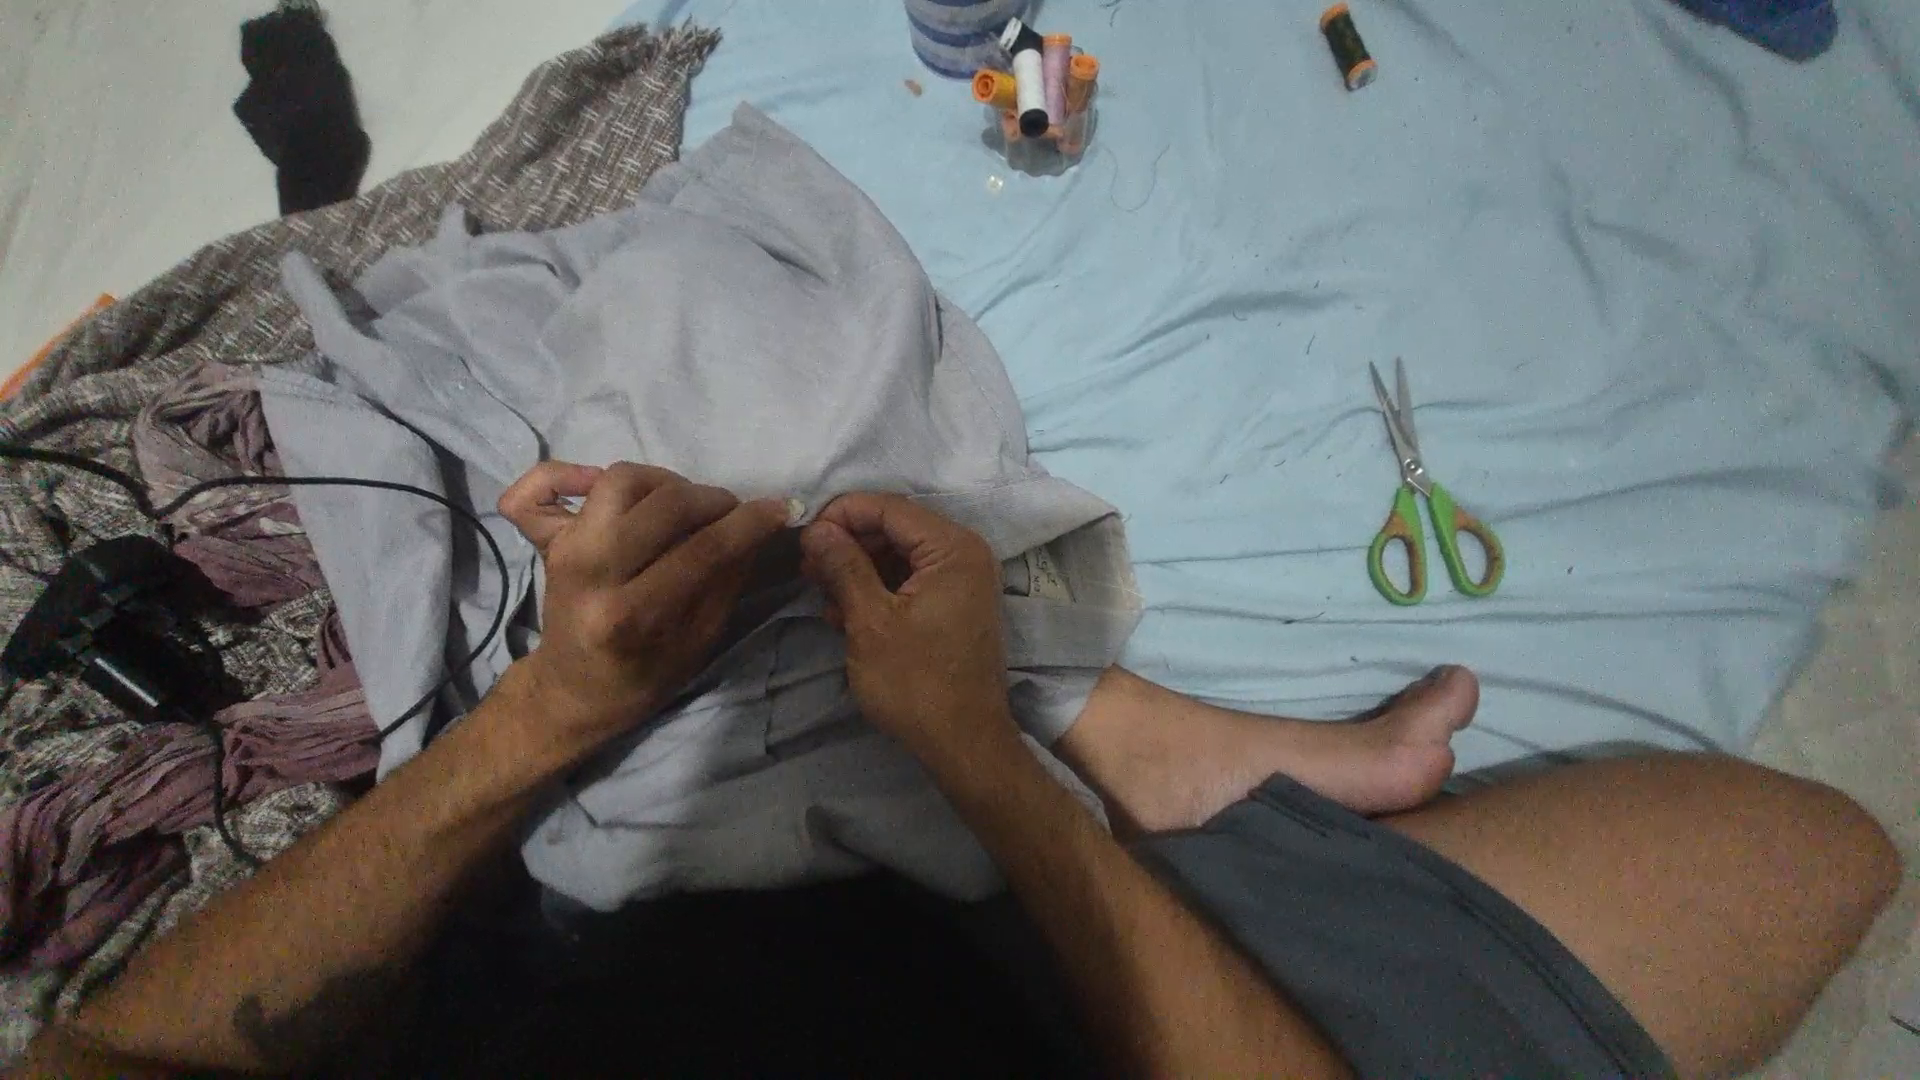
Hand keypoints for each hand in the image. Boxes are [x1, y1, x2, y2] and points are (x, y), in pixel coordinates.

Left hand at [497, 461, 787, 744]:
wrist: (574, 690)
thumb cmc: (645, 675)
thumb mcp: (700, 640)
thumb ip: (726, 580)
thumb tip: (757, 527)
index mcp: (632, 616)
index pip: (703, 549)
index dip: (750, 523)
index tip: (780, 509)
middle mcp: (592, 575)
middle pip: (665, 504)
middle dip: (715, 499)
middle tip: (733, 512)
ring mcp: (564, 552)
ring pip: (620, 480)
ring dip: (665, 482)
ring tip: (684, 503)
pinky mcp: (547, 541)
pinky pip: (536, 488)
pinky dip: (565, 473)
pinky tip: (595, 483)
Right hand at [799, 493, 1017, 764]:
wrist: (963, 743)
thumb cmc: (916, 683)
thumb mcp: (870, 621)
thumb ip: (844, 566)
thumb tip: (816, 528)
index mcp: (952, 548)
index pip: (888, 507)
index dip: (841, 515)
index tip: (803, 538)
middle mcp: (965, 553)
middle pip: (894, 528)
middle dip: (848, 544)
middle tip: (808, 570)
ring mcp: (964, 580)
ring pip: (899, 554)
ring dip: (858, 569)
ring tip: (823, 596)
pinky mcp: (956, 604)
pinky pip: (911, 579)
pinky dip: (878, 589)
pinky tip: (844, 614)